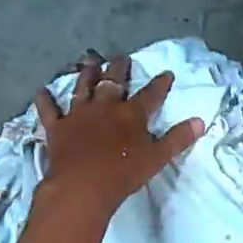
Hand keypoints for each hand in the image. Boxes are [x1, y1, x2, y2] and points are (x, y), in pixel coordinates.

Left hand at [35, 53, 204, 210]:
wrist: (84, 185)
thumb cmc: (125, 173)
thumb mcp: (158, 158)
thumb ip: (178, 139)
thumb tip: (200, 122)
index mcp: (132, 114)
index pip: (150, 95)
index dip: (160, 84)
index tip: (166, 73)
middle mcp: (105, 107)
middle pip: (114, 82)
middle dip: (119, 69)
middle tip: (121, 57)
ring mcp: (79, 115)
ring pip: (83, 88)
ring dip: (86, 74)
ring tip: (89, 62)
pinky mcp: (58, 127)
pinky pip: (49, 110)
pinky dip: (46, 100)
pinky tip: (42, 91)